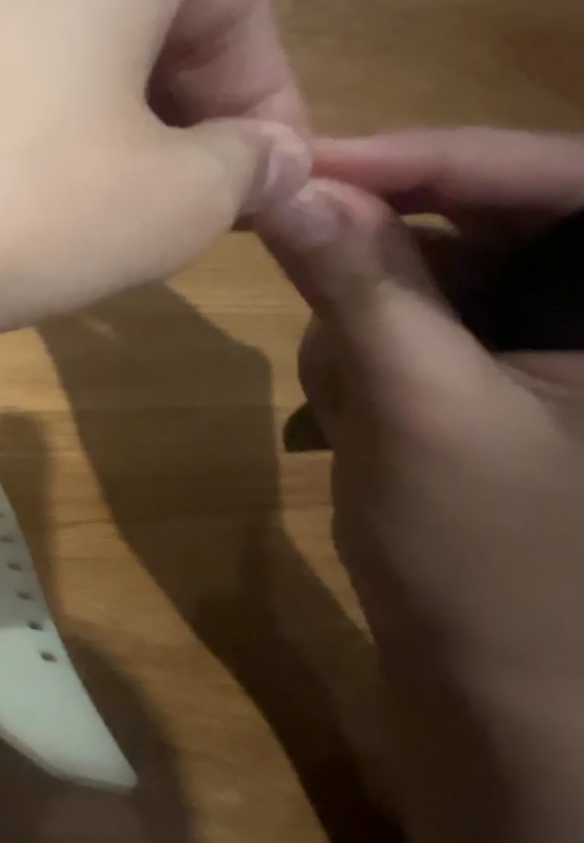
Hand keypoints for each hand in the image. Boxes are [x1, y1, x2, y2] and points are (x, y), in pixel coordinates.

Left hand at [0, 0, 308, 372]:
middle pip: (135, 18)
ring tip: (79, 216)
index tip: (261, 192)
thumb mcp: (167, 204)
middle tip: (172, 210)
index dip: (262, 110)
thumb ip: (243, 167)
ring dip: (83, 127)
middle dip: (166, 115)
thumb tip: (257, 156)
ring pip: (48, 49)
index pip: (235, 6)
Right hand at [266, 128, 583, 842]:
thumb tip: (286, 187)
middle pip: (492, 223)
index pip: (559, 179)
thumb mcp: (413, 407)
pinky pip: (424, 325)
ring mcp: (564, 349)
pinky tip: (349, 414)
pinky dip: (369, 354)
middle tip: (292, 275)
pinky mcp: (517, 380)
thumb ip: (358, 288)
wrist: (505, 684)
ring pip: (442, 275)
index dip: (427, 157)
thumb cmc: (490, 556)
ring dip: (367, 318)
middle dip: (383, 258)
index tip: (300, 158)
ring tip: (341, 395)